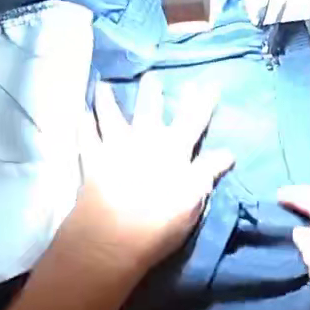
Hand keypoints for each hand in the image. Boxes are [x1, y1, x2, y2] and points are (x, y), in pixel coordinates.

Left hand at [47, 74, 234, 291]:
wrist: (114, 234)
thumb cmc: (161, 221)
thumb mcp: (194, 199)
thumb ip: (208, 172)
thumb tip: (228, 153)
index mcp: (174, 149)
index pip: (194, 120)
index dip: (203, 102)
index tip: (210, 83)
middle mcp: (145, 140)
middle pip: (150, 108)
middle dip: (152, 90)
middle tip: (151, 75)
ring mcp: (116, 147)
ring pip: (111, 115)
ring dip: (107, 99)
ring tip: (103, 85)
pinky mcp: (92, 160)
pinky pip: (86, 137)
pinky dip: (83, 125)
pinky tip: (80, 114)